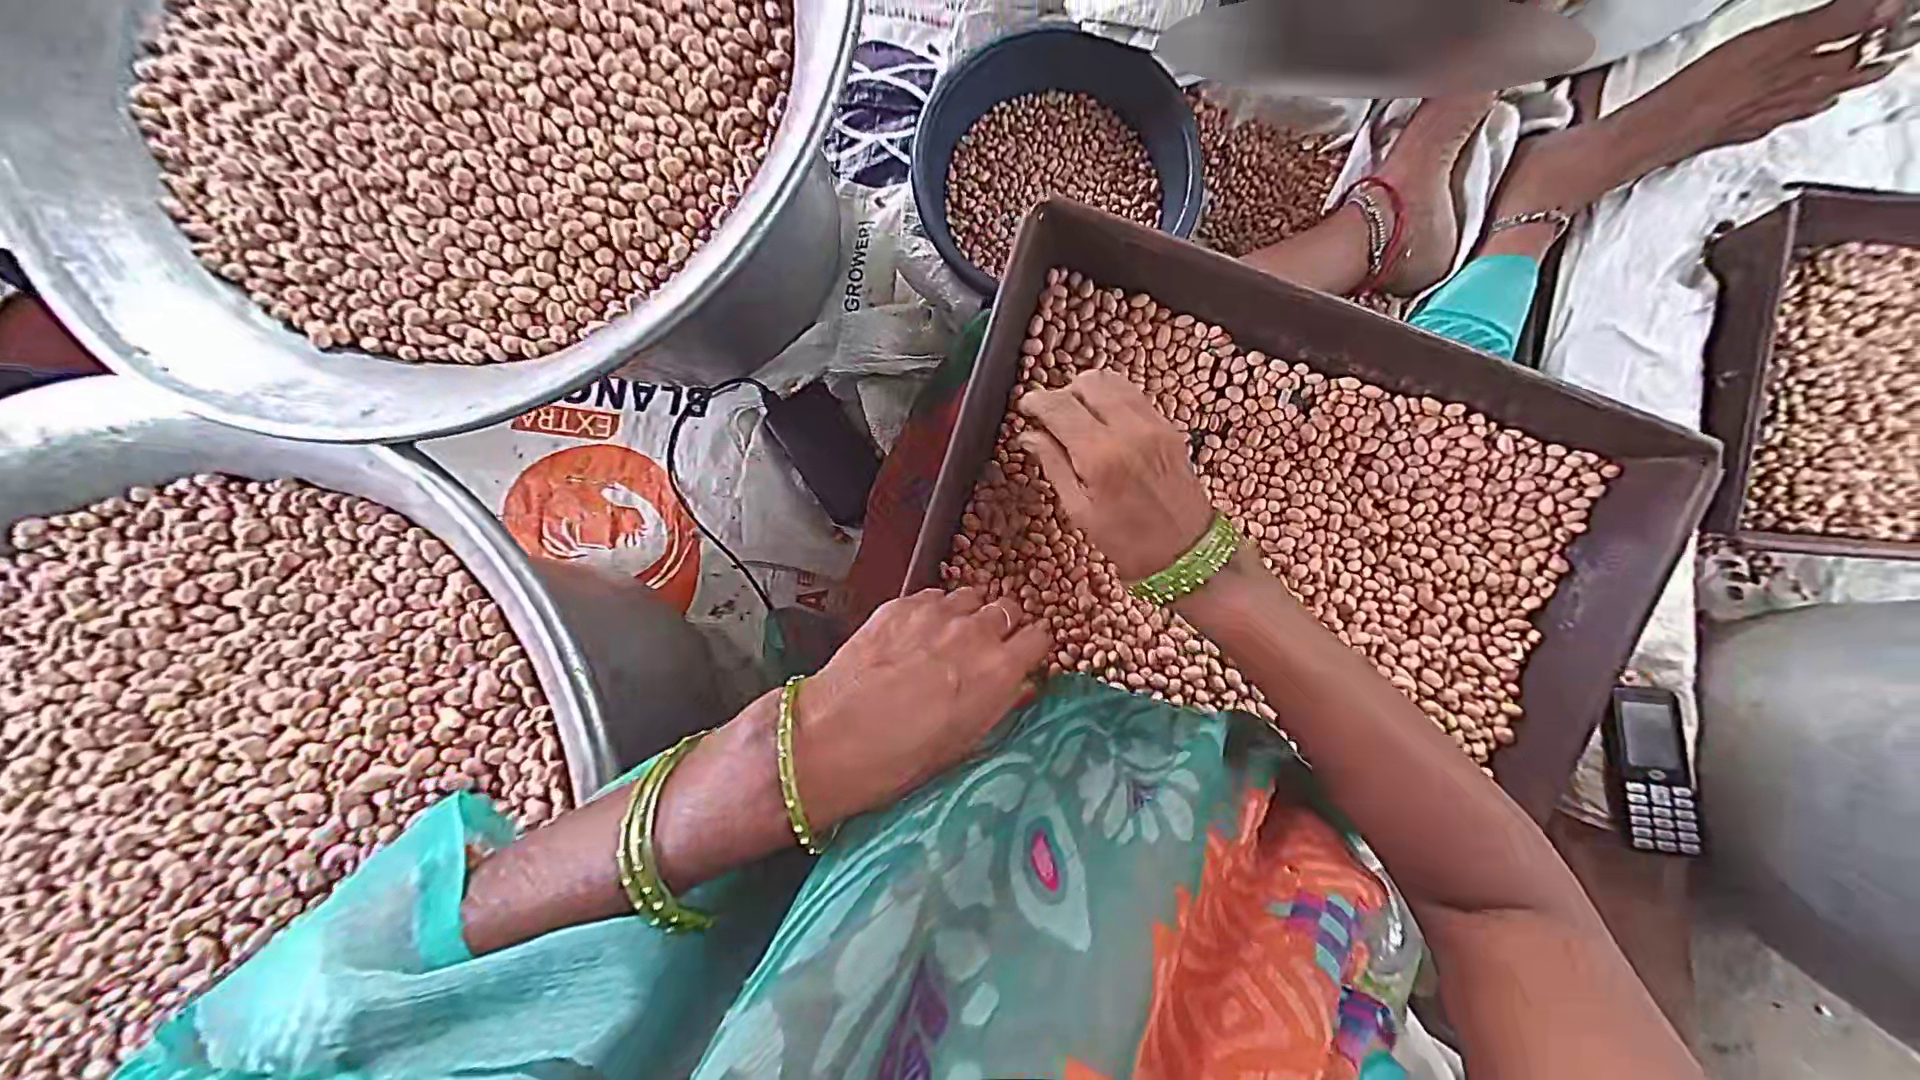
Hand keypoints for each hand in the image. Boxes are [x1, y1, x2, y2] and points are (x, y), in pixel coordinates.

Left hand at [790, 588, 1050, 825]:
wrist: (831, 738)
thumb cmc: (901, 758)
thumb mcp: (966, 743)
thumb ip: (1002, 705)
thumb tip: (1021, 686)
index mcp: (999, 670)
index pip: (1039, 637)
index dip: (1031, 648)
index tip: (1022, 656)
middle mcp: (974, 632)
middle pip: (1007, 609)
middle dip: (1002, 626)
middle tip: (984, 647)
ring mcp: (935, 613)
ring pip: (970, 596)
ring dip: (967, 614)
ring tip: (948, 637)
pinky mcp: (900, 605)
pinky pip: (932, 597)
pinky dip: (932, 611)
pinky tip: (915, 634)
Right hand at [1014, 369, 1215, 580]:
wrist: (1185, 551)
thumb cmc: (1127, 540)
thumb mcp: (1079, 510)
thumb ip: (1053, 465)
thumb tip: (1029, 436)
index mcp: (1101, 456)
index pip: (1059, 406)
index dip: (1036, 401)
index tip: (1026, 407)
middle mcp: (1130, 431)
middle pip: (1087, 382)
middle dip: (1063, 394)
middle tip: (1052, 418)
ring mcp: (1153, 425)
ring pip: (1113, 382)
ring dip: (1089, 392)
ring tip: (1078, 419)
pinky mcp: (1169, 427)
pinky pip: (1134, 395)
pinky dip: (1113, 399)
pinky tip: (1104, 424)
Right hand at [1663, 0, 1899, 156]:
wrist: (1637, 141)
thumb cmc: (1692, 97)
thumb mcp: (1772, 43)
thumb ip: (1834, 22)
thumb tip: (1889, 6)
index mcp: (1798, 74)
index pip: (1858, 43)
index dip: (1883, 29)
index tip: (1901, 19)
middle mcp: (1778, 100)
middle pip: (1834, 77)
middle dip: (1863, 65)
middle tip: (1890, 58)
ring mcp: (1746, 121)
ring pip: (1801, 103)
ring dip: (1826, 94)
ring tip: (1847, 88)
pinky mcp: (1715, 136)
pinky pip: (1760, 125)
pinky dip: (1777, 120)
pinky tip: (1776, 120)